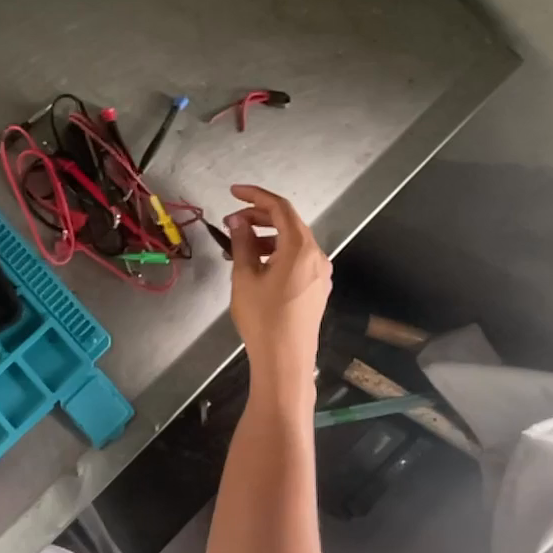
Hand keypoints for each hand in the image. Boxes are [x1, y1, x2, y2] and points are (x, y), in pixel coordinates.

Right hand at [224, 185, 331, 400]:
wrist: (286, 361)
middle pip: (289, 223)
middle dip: (259, 217)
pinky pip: (298, 259)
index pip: (280, 208)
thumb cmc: (262, 318)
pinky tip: (257, 265)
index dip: (255, 196)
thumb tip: (238, 222)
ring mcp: (321, 274)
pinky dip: (277, 252)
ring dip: (267, 236)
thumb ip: (242, 243)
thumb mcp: (244, 277)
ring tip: (239, 246)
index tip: (233, 192)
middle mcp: (317, 256)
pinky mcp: (318, 289)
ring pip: (293, 242)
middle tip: (230, 222)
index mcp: (300, 248)